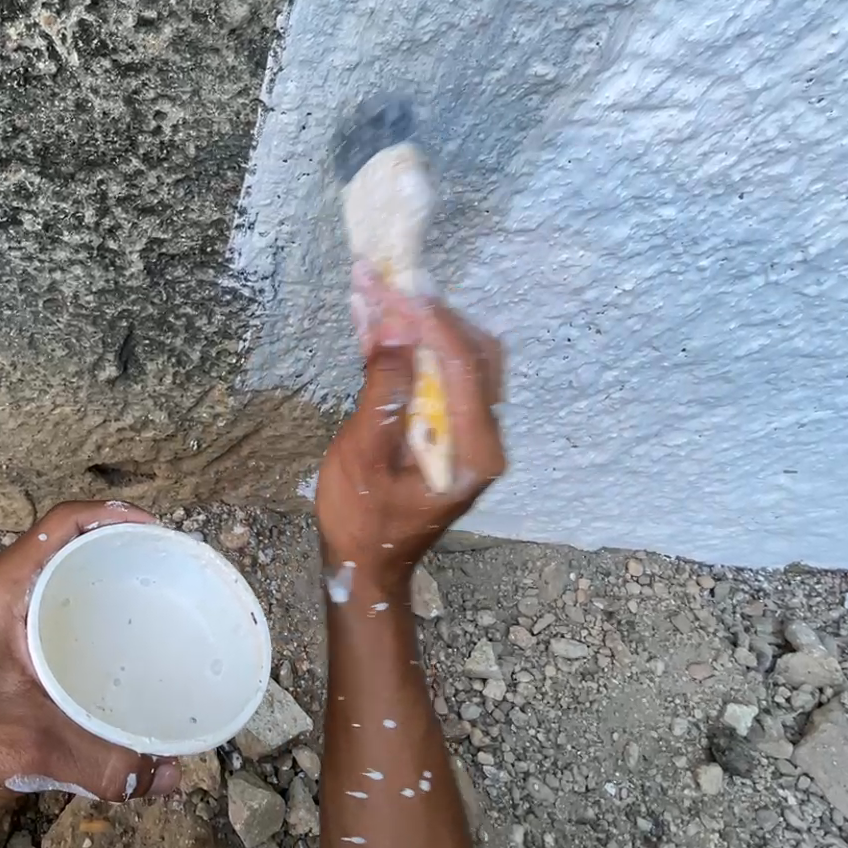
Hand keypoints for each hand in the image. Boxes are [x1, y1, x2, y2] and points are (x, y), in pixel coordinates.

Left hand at [0, 500, 181, 834]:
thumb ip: (100, 762)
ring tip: (152, 613)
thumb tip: (168, 775)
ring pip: (60, 591)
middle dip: (117, 553)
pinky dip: (86, 633)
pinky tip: (113, 665)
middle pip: (68, 550)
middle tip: (166, 574)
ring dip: (102, 594)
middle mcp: (1, 596)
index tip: (158, 530)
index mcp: (3, 587)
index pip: (64, 521)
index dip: (114, 513)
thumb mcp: (25, 746)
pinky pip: (52, 628)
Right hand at [317, 265, 505, 584]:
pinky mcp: (449, 429)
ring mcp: (470, 432)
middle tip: (384, 283)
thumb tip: (393, 333)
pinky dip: (411, 348)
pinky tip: (375, 324)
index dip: (432, 321)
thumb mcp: (363, 457)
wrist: (367, 564)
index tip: (394, 288)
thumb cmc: (363, 519)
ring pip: (458, 358)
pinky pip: (438, 376)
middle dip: (429, 313)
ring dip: (418, 325)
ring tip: (375, 292)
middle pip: (474, 353)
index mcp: (475, 450)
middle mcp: (485, 436)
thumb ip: (383, 394)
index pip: (466, 365)